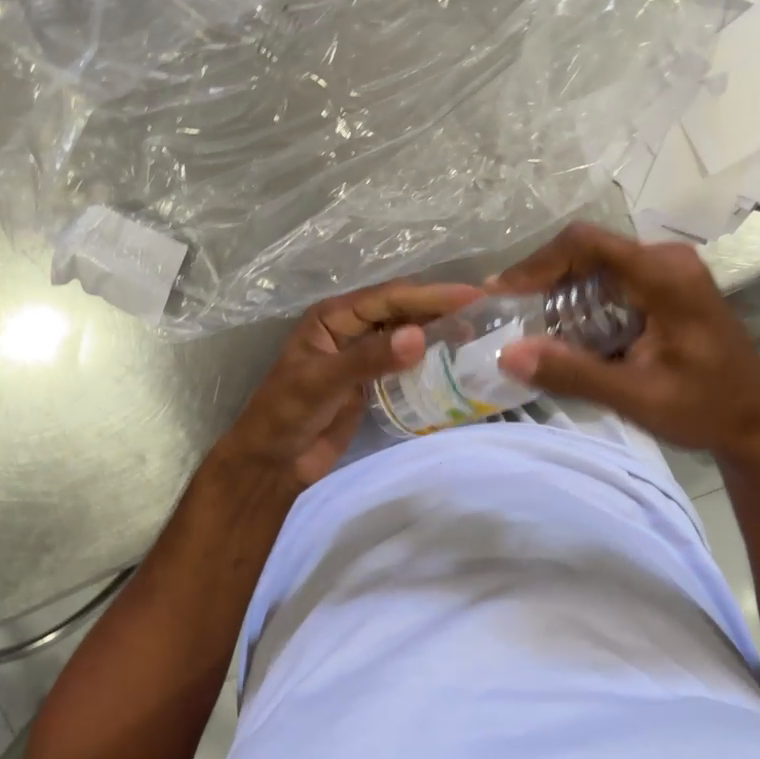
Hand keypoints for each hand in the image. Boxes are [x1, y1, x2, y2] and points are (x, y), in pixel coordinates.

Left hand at [219, 280, 483, 485]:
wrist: (273, 462)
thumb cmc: (285, 415)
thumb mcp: (323, 383)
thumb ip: (369, 360)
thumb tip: (419, 336)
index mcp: (331, 318)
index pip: (387, 298)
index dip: (428, 296)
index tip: (471, 296)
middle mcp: (348, 330)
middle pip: (400, 312)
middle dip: (438, 310)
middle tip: (486, 313)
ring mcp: (360, 357)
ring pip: (405, 336)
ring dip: (436, 334)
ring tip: (479, 335)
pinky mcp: (369, 384)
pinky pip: (403, 365)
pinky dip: (427, 362)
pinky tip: (454, 363)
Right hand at [492, 223, 759, 460]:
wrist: (756, 423)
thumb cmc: (704, 409)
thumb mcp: (635, 396)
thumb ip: (572, 373)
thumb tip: (508, 354)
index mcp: (665, 276)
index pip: (585, 244)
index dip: (535, 264)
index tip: (499, 294)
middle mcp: (667, 260)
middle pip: (586, 251)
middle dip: (541, 281)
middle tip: (506, 316)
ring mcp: (669, 271)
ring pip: (595, 265)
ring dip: (559, 292)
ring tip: (529, 327)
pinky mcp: (667, 286)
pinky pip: (610, 279)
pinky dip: (580, 300)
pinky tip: (566, 333)